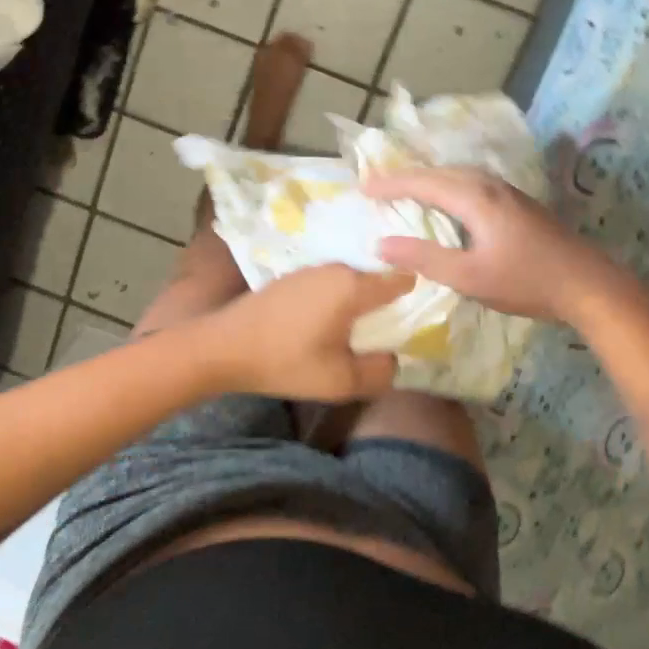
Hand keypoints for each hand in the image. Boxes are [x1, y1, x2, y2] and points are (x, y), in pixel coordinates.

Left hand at [201, 266, 411, 401]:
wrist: (223, 347)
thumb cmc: (284, 361)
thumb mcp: (340, 380)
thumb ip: (379, 372)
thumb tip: (395, 360)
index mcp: (352, 286)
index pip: (401, 280)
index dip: (417, 296)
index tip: (424, 316)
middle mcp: (335, 268)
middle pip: (376, 280)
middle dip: (388, 303)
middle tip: (395, 331)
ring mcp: (311, 270)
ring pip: (351, 283)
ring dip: (360, 304)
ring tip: (365, 332)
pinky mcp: (292, 278)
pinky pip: (330, 286)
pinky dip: (337, 302)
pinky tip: (332, 326)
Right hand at [363, 167, 644, 323]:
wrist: (589, 285)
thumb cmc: (526, 282)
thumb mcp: (469, 277)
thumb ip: (424, 258)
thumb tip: (381, 243)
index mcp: (474, 197)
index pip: (422, 182)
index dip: (391, 184)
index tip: (362, 188)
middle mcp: (489, 185)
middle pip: (439, 172)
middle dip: (406, 177)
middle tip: (377, 188)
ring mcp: (507, 191)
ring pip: (457, 175)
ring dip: (428, 180)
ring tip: (404, 191)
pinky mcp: (517, 202)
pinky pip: (471, 182)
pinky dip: (447, 186)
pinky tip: (445, 202)